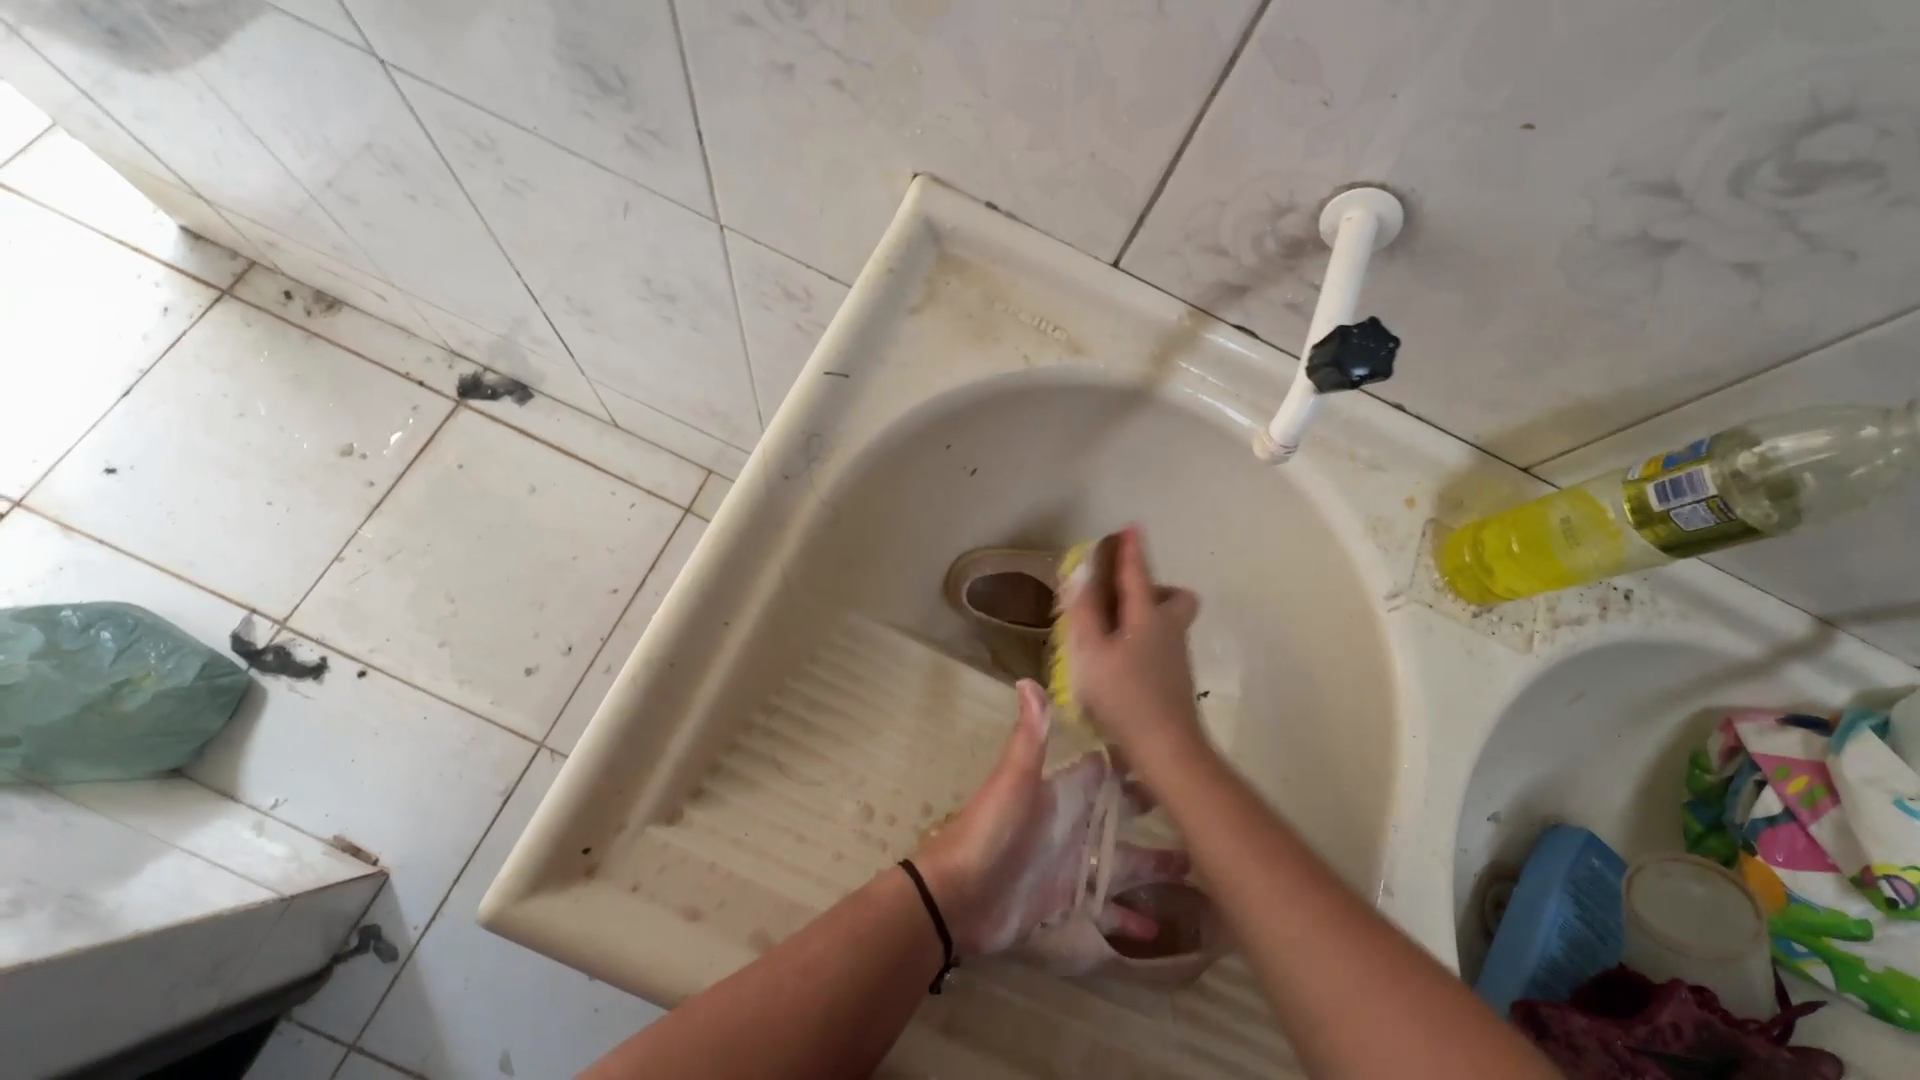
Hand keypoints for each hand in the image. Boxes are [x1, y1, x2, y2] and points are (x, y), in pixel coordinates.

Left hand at [911, 679, 1188, 959]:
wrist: (956, 898)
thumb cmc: (988, 831)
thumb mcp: (1013, 780)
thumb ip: (1030, 736)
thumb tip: (1028, 679)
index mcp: (1061, 794)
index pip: (1103, 770)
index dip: (1133, 760)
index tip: (1174, 751)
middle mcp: (1070, 827)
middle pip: (1120, 817)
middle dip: (1155, 813)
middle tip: (1198, 811)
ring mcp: (1070, 867)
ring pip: (1122, 864)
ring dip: (1154, 868)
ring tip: (1197, 869)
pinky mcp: (1066, 904)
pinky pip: (1105, 911)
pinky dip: (1128, 921)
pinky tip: (1158, 933)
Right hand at [1064, 527, 1206, 763]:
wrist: (1166, 748)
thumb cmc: (1123, 696)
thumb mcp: (1091, 652)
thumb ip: (1084, 611)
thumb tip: (1080, 573)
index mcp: (1148, 616)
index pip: (1138, 573)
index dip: (1131, 550)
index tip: (1131, 528)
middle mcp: (1170, 630)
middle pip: (1174, 598)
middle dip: (1153, 589)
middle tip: (1123, 598)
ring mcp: (1177, 657)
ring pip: (1170, 622)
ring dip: (1147, 616)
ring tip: (1111, 631)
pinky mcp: (1176, 681)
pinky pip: (1163, 645)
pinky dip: (1145, 642)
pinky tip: (1120, 662)